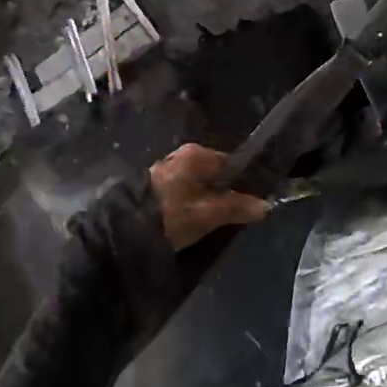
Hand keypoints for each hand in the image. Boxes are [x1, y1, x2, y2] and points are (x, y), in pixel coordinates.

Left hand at [148, 144, 269, 249]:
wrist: (120, 233)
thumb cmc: (172, 216)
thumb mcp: (210, 214)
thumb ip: (239, 208)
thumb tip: (266, 206)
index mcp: (195, 154)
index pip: (230, 163)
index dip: (242, 181)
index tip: (250, 200)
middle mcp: (178, 155)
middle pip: (211, 174)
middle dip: (222, 191)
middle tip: (231, 214)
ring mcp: (161, 171)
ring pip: (194, 184)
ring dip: (203, 199)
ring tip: (210, 221)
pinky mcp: (148, 189)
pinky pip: (179, 194)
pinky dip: (187, 204)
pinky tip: (189, 222)